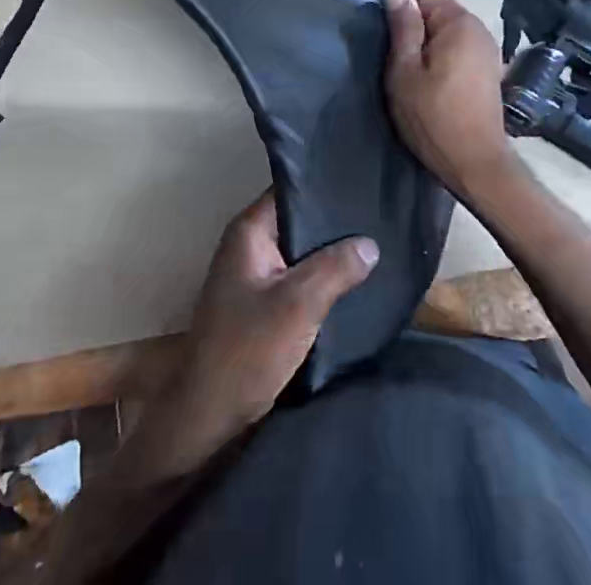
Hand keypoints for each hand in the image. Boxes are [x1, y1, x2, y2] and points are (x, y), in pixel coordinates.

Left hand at [124, 191, 376, 481]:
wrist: (210, 409)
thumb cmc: (248, 349)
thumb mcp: (298, 304)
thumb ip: (335, 268)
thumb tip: (369, 242)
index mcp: (249, 231)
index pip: (289, 190)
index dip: (324, 185)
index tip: (364, 182)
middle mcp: (248, 244)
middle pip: (297, 219)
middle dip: (334, 219)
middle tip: (379, 213)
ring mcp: (254, 272)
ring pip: (299, 249)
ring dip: (330, 251)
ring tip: (377, 242)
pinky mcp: (262, 299)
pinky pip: (297, 275)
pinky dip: (321, 276)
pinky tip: (355, 278)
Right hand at [385, 0, 518, 195]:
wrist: (472, 162)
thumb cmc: (432, 116)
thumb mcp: (404, 70)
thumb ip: (403, 27)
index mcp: (460, 24)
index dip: (402, 17)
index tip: (390, 46)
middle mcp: (481, 31)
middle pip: (438, 17)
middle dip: (416, 35)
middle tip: (399, 68)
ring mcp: (490, 53)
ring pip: (448, 38)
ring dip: (428, 52)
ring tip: (413, 81)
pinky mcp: (490, 74)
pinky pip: (460, 55)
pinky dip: (444, 64)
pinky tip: (434, 90)